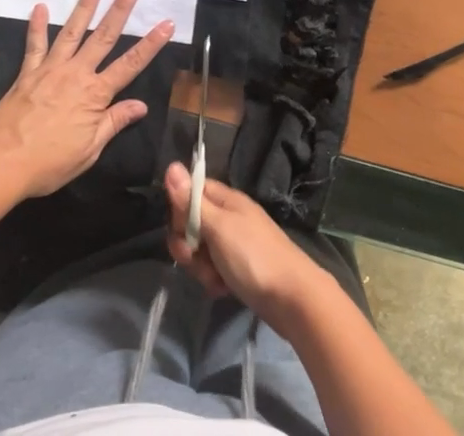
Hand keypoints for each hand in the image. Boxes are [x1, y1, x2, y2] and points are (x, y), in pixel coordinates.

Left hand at [0, 0, 171, 199]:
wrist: (3, 162)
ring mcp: (50, 69)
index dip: (151, 44)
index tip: (167, 23)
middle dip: (120, 9)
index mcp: (95, 95)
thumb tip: (141, 105)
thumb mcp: (90, 149)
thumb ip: (114, 122)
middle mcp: (76, 74)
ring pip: (72, 31)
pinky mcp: (27, 73)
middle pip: (103, 37)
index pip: (130, 65)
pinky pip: (34, 45)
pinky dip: (37, 25)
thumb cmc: (50, 162)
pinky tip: (40, 6)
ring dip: (85, 5)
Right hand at [165, 161, 337, 327]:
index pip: (192, 191)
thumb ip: (192, 201)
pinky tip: (222, 289)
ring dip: (200, 267)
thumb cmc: (253, 256)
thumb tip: (171, 164)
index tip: (182, 226)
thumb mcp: (218, 226)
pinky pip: (213, 270)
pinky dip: (214, 280)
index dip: (180, 208)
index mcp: (227, 201)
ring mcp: (235, 245)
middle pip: (192, 223)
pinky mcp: (238, 269)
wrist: (291, 299)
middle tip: (194, 256)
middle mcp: (230, 218)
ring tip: (215, 278)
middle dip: (188, 244)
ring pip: (200, 250)